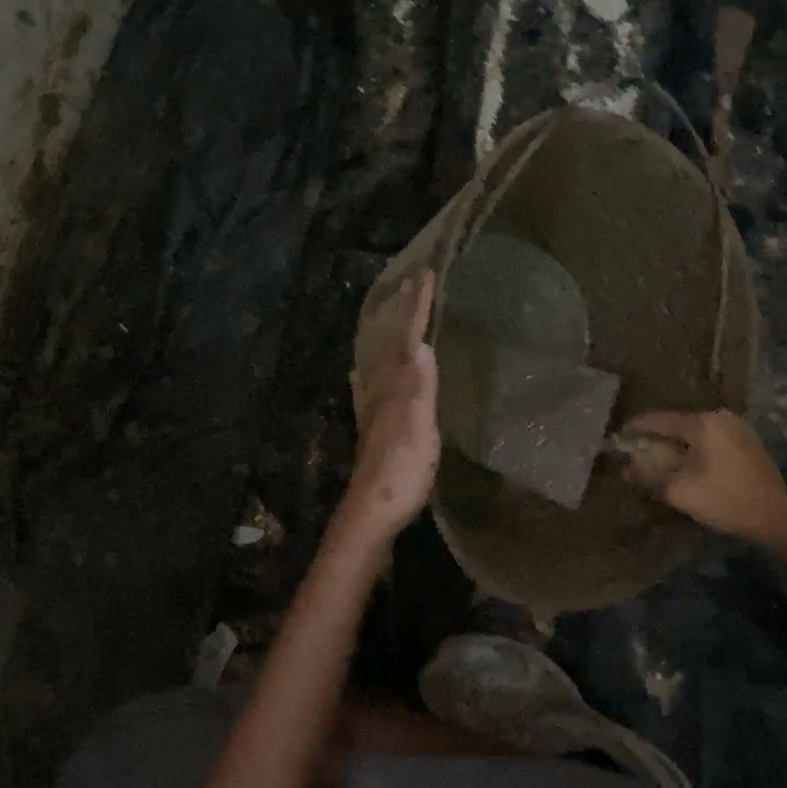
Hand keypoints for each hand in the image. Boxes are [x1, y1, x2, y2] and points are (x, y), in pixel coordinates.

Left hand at [340, 271, 440, 546]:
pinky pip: (369, 388)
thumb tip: (422, 344)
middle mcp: (380, 391)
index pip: (408, 339)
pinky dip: (369, 372)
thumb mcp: (419, 431)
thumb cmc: (401, 472)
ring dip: (389, 336)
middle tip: (412, 283)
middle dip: (403, 312)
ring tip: (392, 317)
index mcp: (395, 388)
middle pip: (392, 343)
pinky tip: (361, 373)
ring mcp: (373, 410)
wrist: (371, 512)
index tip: (425, 275)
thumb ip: (420, 390)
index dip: (417, 308)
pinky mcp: (372, 428)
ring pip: (380, 361)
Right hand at [617, 410, 786, 540]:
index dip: (636, 428)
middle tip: (641, 453)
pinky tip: (692, 466)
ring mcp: (738, 428)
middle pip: (678, 425)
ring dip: (679, 446)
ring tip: (663, 461)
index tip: (620, 435)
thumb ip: (648, 476)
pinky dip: (698, 449)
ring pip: (697, 433)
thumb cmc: (724, 499)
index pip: (659, 420)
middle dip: (658, 439)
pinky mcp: (750, 442)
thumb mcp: (678, 490)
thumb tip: (625, 469)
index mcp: (702, 423)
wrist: (776, 517)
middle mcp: (720, 418)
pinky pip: (713, 440)